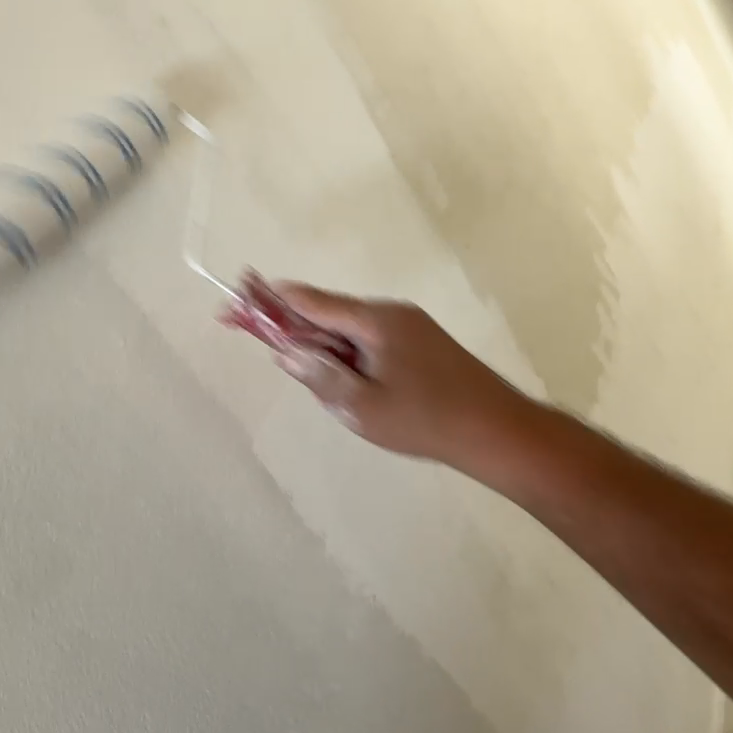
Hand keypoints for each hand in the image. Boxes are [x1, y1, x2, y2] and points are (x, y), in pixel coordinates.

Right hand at [269, 282, 542, 474]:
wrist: (497, 430)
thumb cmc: (425, 420)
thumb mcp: (360, 406)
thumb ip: (319, 375)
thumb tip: (286, 353)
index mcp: (374, 321)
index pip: (310, 302)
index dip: (269, 303)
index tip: (235, 302)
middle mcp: (390, 313)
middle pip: (328, 314)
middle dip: (294, 330)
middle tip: (271, 353)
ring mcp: (409, 326)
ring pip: (348, 332)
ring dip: (324, 351)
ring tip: (324, 390)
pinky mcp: (420, 344)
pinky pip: (368, 342)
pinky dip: (347, 357)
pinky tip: (350, 387)